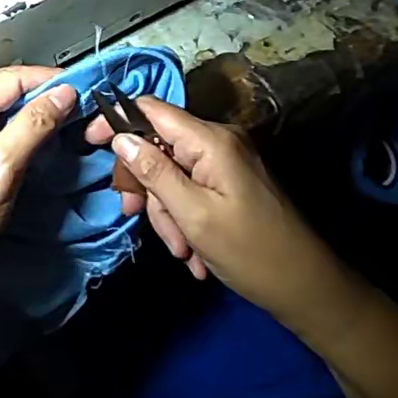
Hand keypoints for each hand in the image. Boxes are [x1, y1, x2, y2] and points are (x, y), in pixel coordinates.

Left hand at [0, 68, 77, 302]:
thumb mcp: (3, 163)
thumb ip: (35, 122)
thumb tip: (66, 91)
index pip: (13, 78)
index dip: (49, 80)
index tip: (85, 87)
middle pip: (10, 89)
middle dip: (46, 94)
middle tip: (81, 104)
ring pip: (10, 109)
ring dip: (40, 112)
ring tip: (70, 119)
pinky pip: (5, 128)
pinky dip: (29, 128)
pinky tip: (47, 137)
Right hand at [86, 99, 342, 322]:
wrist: (307, 288)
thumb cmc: (250, 251)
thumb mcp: (193, 214)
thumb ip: (155, 172)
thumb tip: (121, 137)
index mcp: (210, 140)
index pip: (153, 109)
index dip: (119, 120)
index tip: (91, 142)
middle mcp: (218, 141)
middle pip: (159, 146)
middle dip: (148, 186)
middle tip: (136, 217)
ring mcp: (226, 162)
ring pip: (173, 174)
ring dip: (168, 212)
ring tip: (182, 250)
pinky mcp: (231, 182)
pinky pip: (192, 188)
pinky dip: (185, 217)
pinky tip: (195, 252)